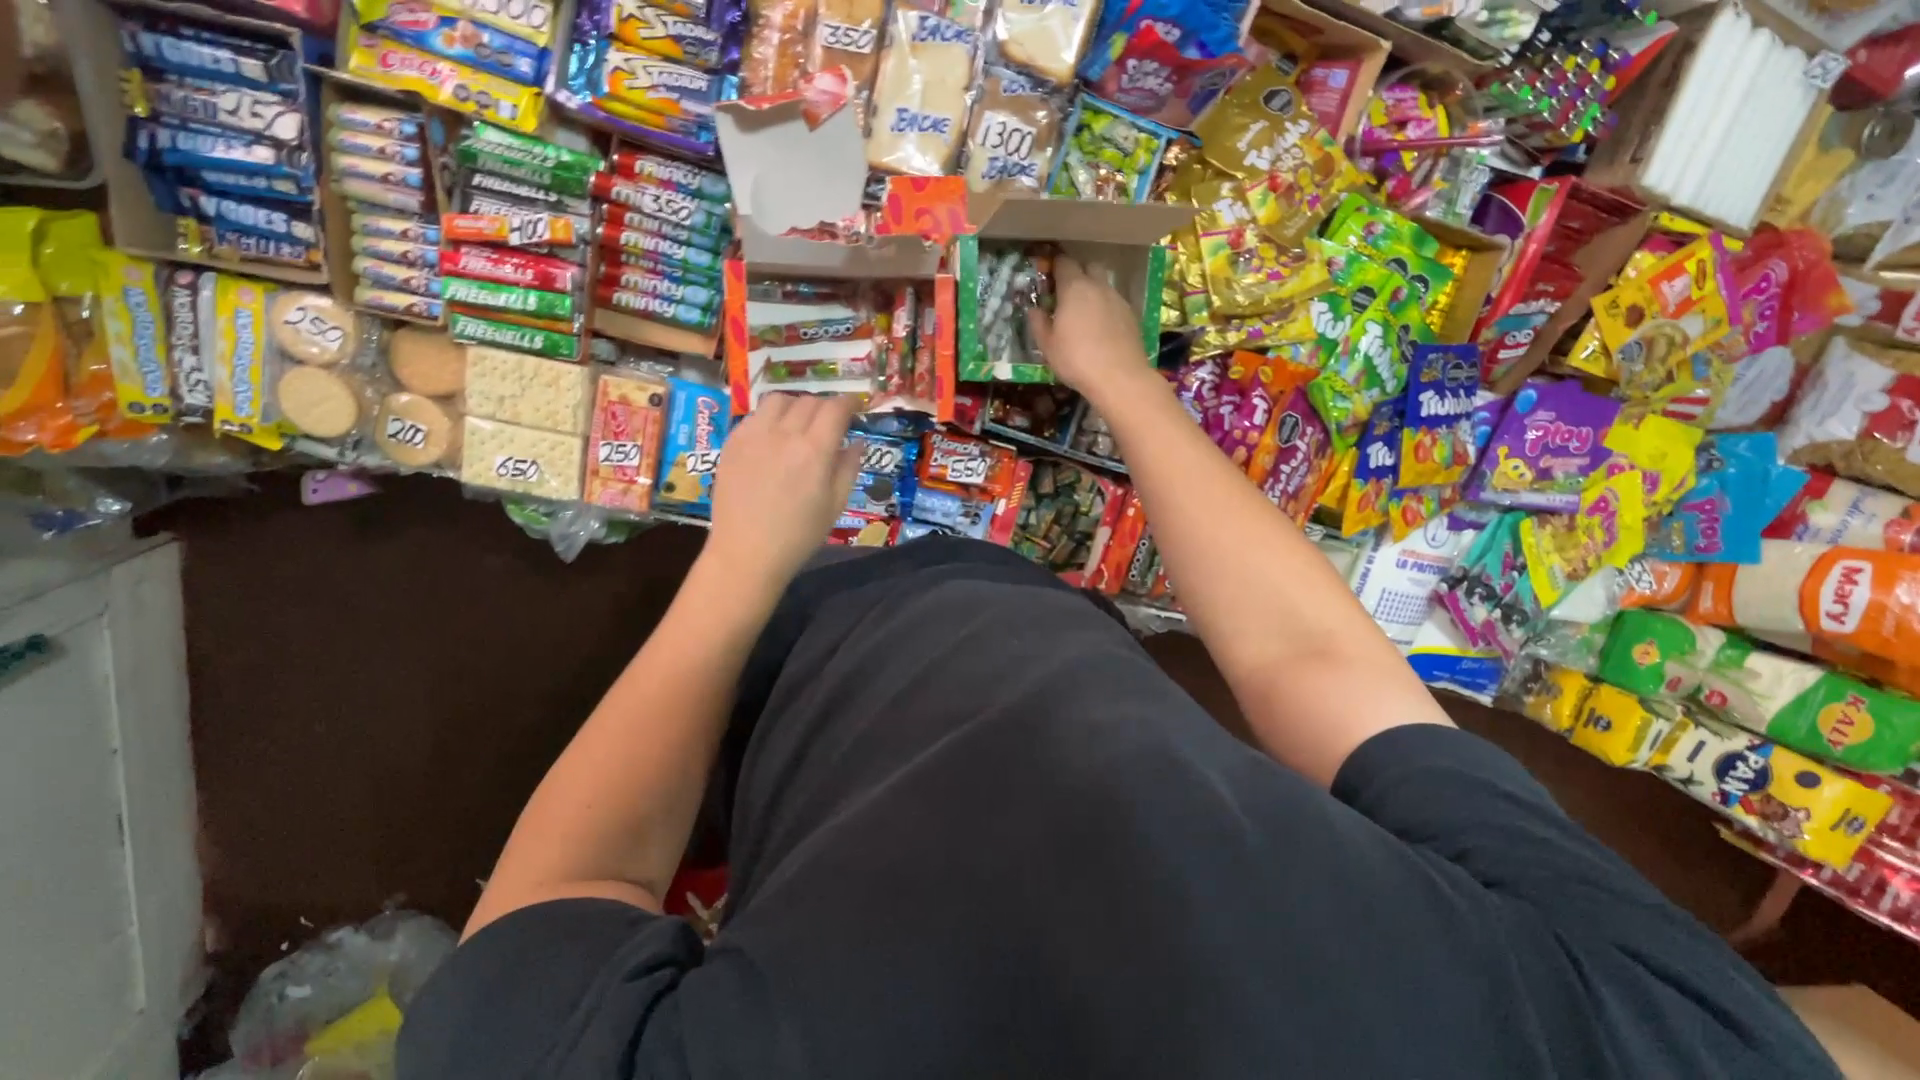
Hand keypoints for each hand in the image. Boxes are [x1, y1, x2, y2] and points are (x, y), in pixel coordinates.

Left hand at [706, 393, 861, 593]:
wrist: (746, 552)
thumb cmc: (798, 535)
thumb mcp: (835, 505)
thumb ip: (848, 467)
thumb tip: (857, 441)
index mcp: (814, 451)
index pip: (835, 408)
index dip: (849, 402)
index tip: (855, 406)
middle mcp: (783, 434)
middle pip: (809, 401)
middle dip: (825, 406)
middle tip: (830, 422)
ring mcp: (754, 435)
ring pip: (779, 400)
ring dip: (796, 405)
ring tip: (799, 423)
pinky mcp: (732, 442)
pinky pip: (755, 416)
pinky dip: (770, 418)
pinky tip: (773, 437)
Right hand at [1026, 256, 1160, 406]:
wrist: (1120, 377)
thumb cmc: (1076, 360)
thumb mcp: (1047, 345)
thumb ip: (1038, 322)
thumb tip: (1034, 309)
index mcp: (1074, 288)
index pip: (1064, 262)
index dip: (1055, 266)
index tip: (1048, 279)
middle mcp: (1098, 286)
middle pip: (1089, 267)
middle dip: (1078, 274)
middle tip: (1067, 295)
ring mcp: (1118, 299)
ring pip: (1104, 285)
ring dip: (1093, 292)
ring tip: (1084, 315)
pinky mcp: (1131, 314)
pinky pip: (1115, 302)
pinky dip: (1106, 308)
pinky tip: (1101, 329)